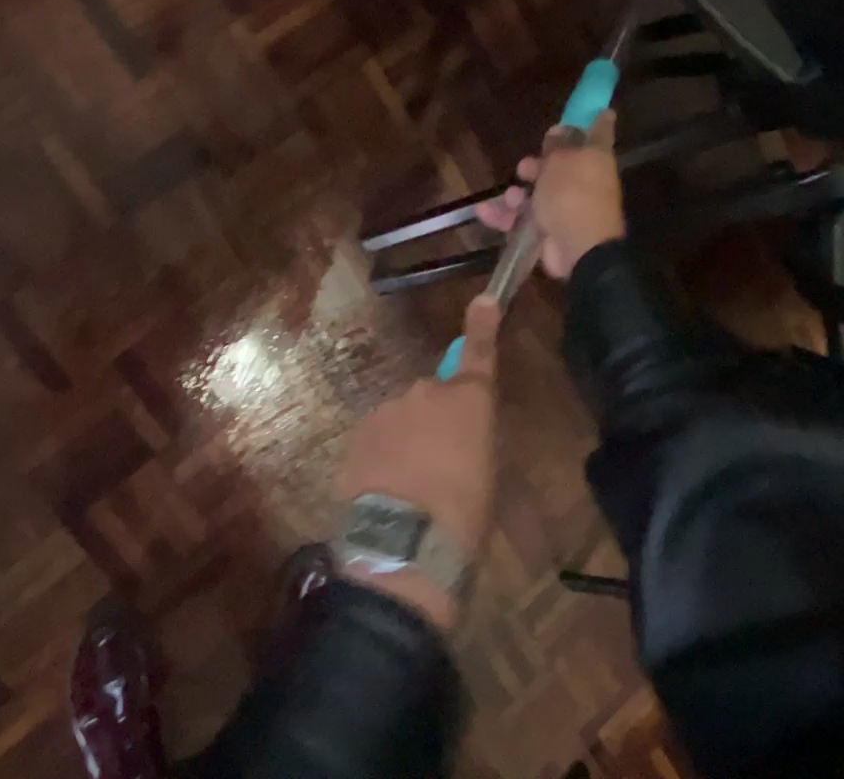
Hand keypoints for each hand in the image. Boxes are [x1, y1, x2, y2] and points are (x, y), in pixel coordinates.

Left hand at [335, 296, 501, 626]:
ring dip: (406, 440)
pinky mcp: (357, 433)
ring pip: (401, 419)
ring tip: (411, 488)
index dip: (482, 326)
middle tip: (441, 466)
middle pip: (432, 398)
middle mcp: (424, 393)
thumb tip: (457, 435)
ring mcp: (386, 410)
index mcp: (467, 401)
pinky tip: (387, 491)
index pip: (478, 354)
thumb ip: (470, 439)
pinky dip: (382, 456)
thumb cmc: (464, 515)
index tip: (484, 299)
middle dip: (435, 421)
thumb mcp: (485, 475)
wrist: (404, 544)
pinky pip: (377, 438)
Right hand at [474, 111, 623, 279]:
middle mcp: (584, 182)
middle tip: (524, 166)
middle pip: (560, 166)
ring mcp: (567, 209)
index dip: (594, 118)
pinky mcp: (549, 232)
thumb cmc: (572, 194)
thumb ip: (557, 145)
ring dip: (518, 195)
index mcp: (594, 159)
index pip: (599, 131)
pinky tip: (485, 212)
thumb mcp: (560, 161)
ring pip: (538, 194)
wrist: (577, 247)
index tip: (591, 109)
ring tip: (510, 197)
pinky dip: (505, 217)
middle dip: (538, 165)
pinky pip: (523, 220)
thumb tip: (559, 129)